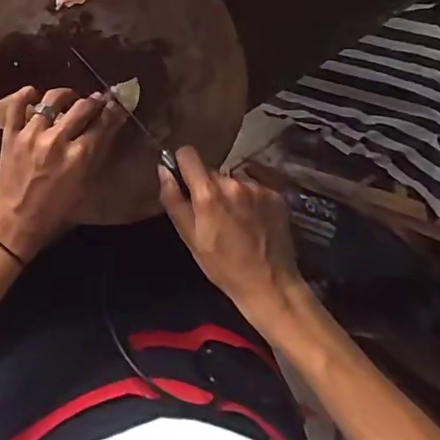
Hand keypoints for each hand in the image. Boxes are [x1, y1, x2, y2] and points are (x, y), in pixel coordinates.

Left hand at [0, 87, 122, 260]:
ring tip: (69, 98)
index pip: (102, 124)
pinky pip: (17, 105)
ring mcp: (31, 134)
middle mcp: (56, 140)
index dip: (113, 110)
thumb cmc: (56, 211)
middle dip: (93, 101)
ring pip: (51, 100)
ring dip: (64, 95)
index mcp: (79, 157)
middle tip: (95, 100)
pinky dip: (26, 94)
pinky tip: (34, 93)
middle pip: (81, 107)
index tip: (116, 102)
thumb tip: (108, 128)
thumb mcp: (85, 187)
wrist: (17, 221)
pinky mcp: (10, 134)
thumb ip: (97, 156)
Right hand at [158, 147, 300, 303]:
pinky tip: (253, 221)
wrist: (271, 285)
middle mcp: (233, 183)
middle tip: (211, 213)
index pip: (188, 154)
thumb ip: (173, 199)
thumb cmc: (223, 265)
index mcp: (208, 192)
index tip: (184, 178)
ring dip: (230, 193)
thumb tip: (163, 170)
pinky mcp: (276, 196)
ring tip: (235, 220)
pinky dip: (250, 199)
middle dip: (207, 186)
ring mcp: (257, 189)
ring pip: (233, 180)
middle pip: (211, 171)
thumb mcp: (189, 237)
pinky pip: (254, 188)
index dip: (182, 164)